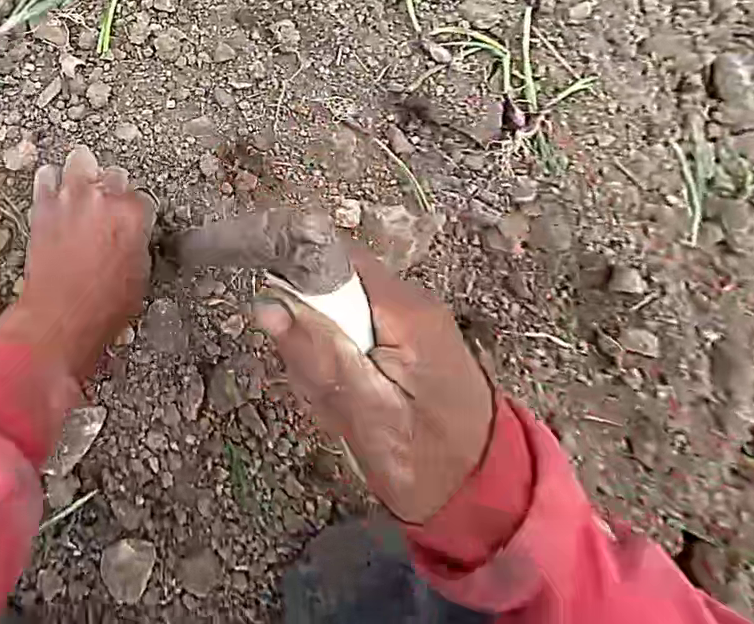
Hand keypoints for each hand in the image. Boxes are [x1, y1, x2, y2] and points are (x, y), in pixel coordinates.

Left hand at [0, 145, 152, 379]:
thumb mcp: (139, 276)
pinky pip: (46, 179)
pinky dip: (49, 179)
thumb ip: (137, 243)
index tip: (131, 214)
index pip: (141, 196)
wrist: (58, 320)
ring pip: (81, 162)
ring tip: (83, 173)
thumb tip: (133, 238)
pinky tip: (50, 179)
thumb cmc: (101, 307)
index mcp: (134, 214)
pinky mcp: (44, 209)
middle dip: (112, 186)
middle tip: (109, 197)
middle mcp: (105, 199)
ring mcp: (72, 200)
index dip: (136, 208)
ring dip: (83, 169)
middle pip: (114, 174)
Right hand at [253, 248, 493, 522]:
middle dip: (314, 329)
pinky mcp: (411, 336)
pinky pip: (361, 330)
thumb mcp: (365, 414)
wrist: (484, 494)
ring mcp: (414, 317)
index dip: (301, 280)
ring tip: (339, 401)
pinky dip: (346, 360)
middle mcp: (413, 301)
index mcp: (405, 311)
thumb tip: (268, 306)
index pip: (338, 259)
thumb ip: (318, 357)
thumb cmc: (427, 462)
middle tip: (318, 383)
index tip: (282, 321)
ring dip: (327, 351)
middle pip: (337, 286)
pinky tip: (354, 399)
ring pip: (343, 310)